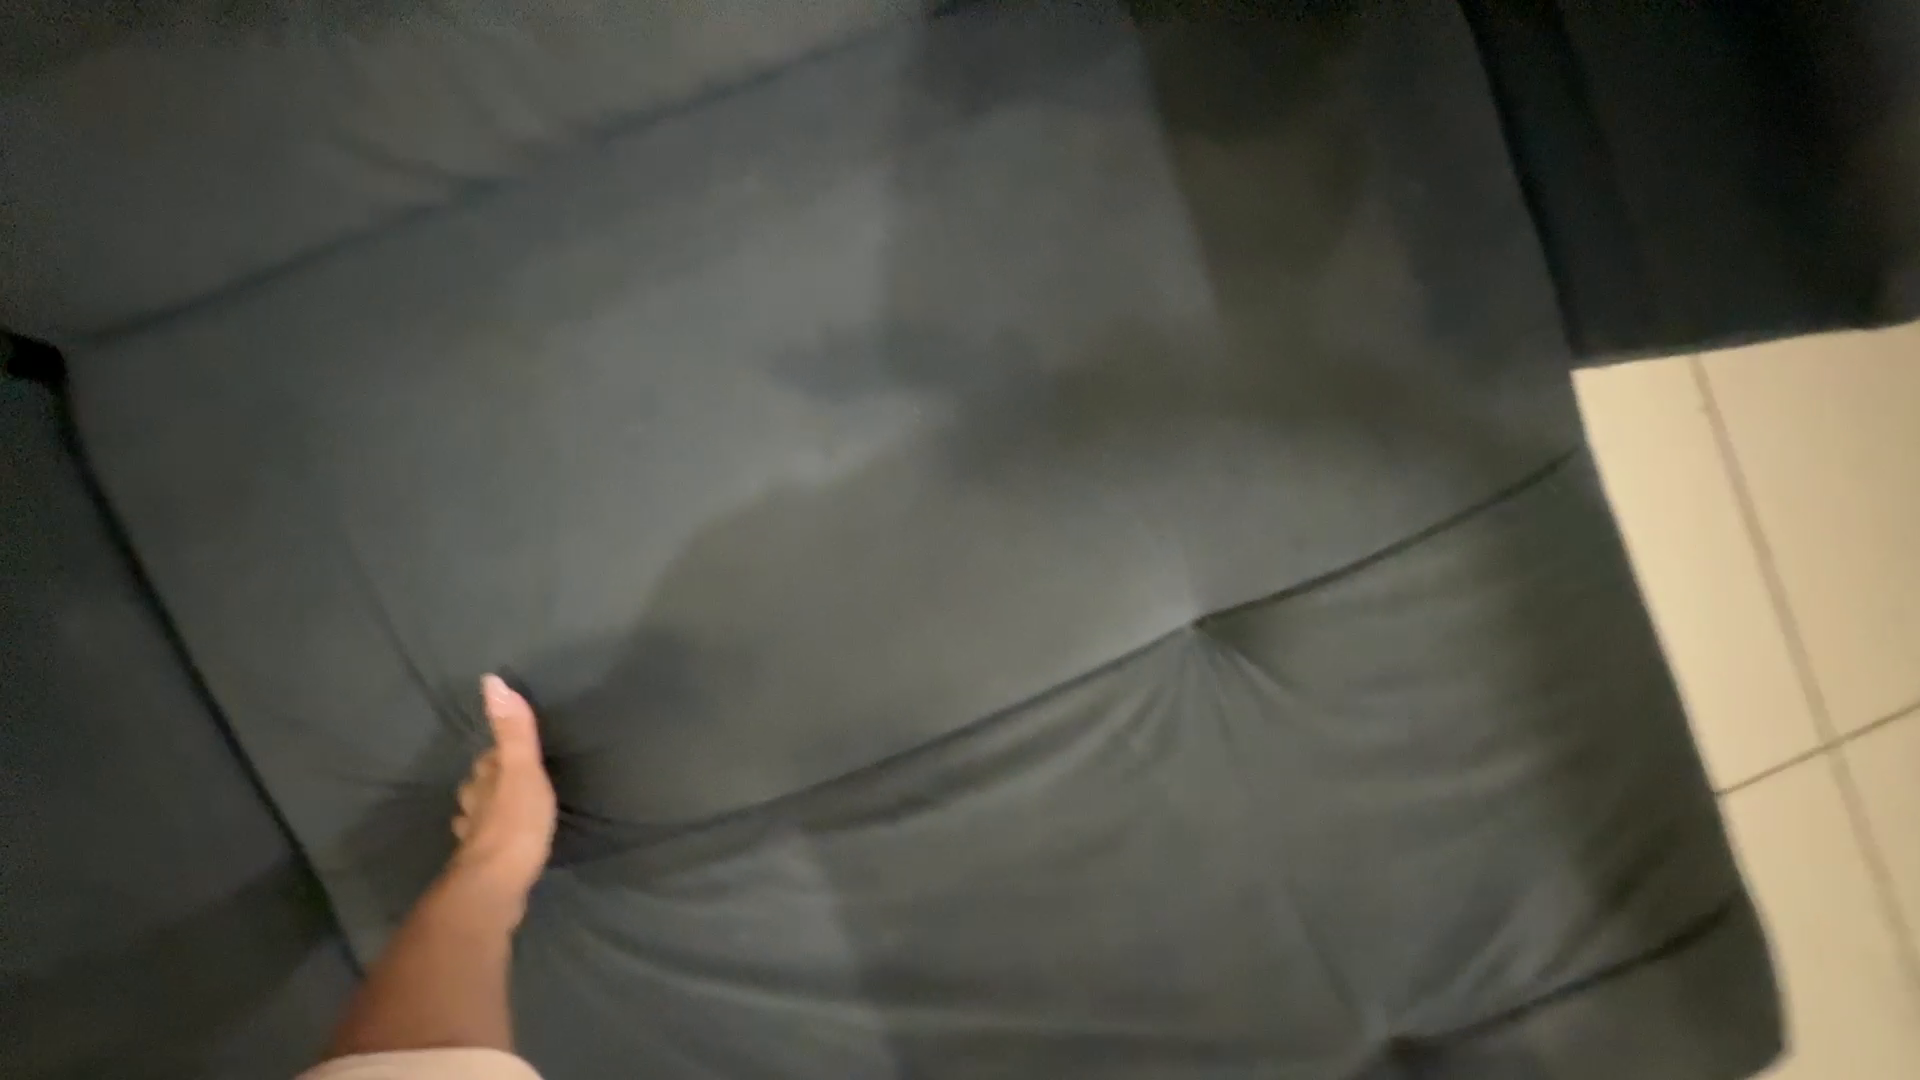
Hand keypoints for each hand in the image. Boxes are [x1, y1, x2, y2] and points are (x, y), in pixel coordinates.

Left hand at [448, 675, 556, 911]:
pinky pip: (487, 843)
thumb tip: (491, 680)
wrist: (496, 885)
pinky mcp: (484, 865)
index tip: (511, 746)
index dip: (498, 752)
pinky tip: (503, 844)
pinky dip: (492, 838)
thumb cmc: (514, 822)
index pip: (488, 758)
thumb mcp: (522, 768)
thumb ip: (513, 729)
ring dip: (487, 809)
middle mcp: (474, 807)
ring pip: (478, 815)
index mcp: (485, 781)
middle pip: (480, 786)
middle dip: (490, 780)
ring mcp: (475, 838)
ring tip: (505, 806)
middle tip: (510, 774)